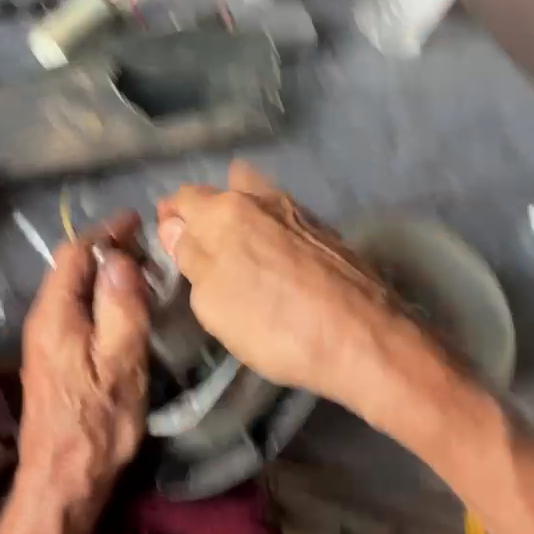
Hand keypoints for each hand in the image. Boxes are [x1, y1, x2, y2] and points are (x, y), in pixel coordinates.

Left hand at [16, 211, 151, 512]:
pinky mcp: (51, 358)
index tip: (138, 221)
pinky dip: (99, 298)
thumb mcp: (121, 363)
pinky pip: (74, 310)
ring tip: (142, 276)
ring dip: (103, 275)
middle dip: (107, 250)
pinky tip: (123, 311)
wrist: (60, 482)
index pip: (76, 252)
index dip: (107, 231)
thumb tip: (120, 257)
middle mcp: (42, 319)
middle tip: (148, 252)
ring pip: (72, 289)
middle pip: (70, 267)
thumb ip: (121, 306)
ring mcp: (43, 340)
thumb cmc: (97, 423)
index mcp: (56, 313)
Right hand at [157, 161, 449, 416]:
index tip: (168, 242)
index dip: (170, 219)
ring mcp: (299, 211)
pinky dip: (273, 234)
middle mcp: (260, 198)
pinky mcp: (328, 232)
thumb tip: (175, 228)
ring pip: (257, 201)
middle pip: (222, 193)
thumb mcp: (212, 302)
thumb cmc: (273, 323)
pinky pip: (285, 222)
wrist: (365, 339)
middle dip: (207, 214)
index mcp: (223, 211)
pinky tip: (278, 264)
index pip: (183, 199)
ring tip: (241, 254)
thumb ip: (190, 258)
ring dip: (243, 218)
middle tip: (204, 251)